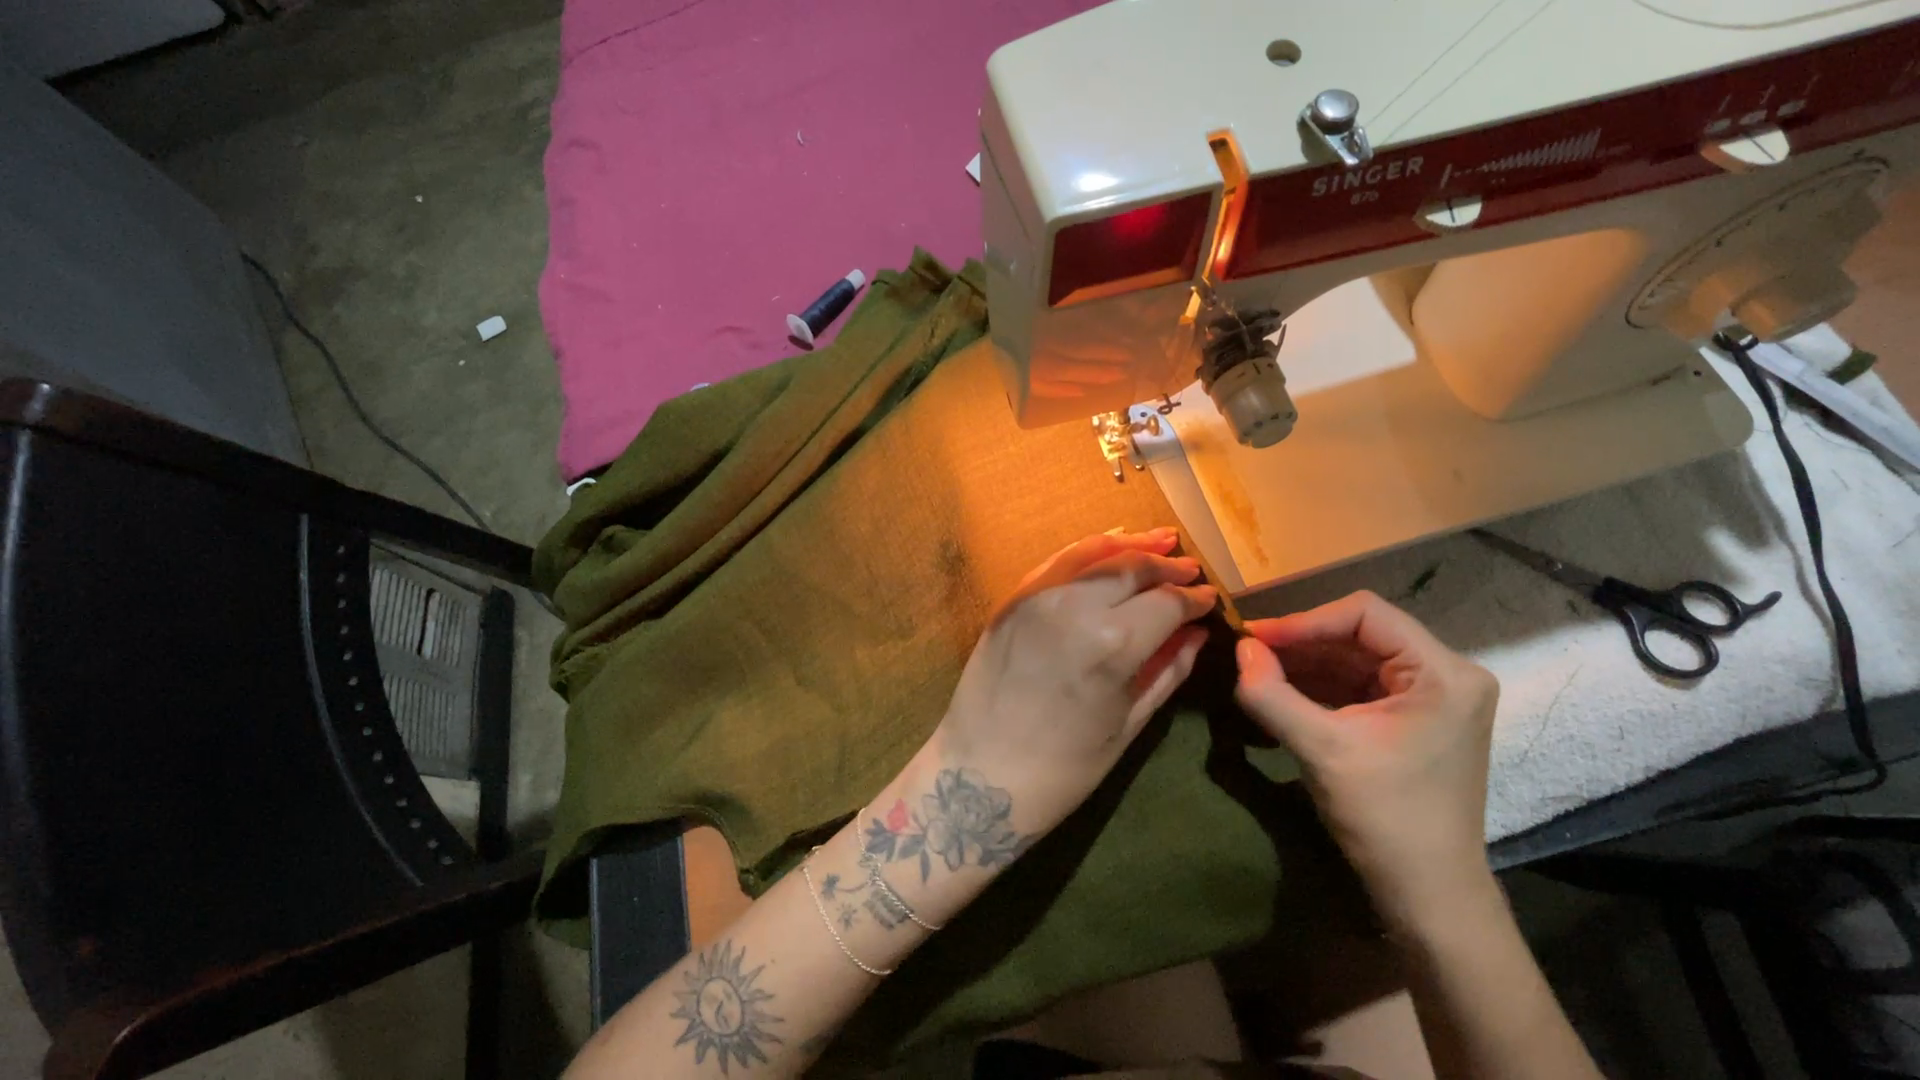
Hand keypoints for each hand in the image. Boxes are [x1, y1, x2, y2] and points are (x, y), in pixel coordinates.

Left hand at [930, 528, 1216, 837]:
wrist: (980, 775)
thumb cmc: (1065, 767)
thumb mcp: (1129, 724)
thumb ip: (1168, 670)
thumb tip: (1197, 634)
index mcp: (1112, 643)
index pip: (1167, 602)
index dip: (1194, 600)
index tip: (1211, 601)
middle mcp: (1075, 606)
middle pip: (1133, 567)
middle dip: (1168, 566)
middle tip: (1191, 571)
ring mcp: (1037, 597)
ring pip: (1093, 553)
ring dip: (1131, 545)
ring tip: (1160, 540)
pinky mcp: (1012, 600)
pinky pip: (1057, 562)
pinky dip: (1088, 551)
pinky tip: (1109, 549)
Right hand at [1233, 591, 1499, 929]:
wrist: (1427, 893)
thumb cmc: (1384, 817)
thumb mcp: (1321, 750)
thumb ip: (1272, 694)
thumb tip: (1240, 648)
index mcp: (1443, 672)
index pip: (1365, 614)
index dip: (1305, 620)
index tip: (1255, 637)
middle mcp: (1446, 675)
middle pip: (1361, 635)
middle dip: (1302, 643)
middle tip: (1248, 653)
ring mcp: (1432, 700)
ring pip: (1356, 660)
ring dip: (1306, 665)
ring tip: (1257, 672)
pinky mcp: (1413, 722)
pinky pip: (1359, 688)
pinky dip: (1319, 688)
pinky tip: (1280, 694)